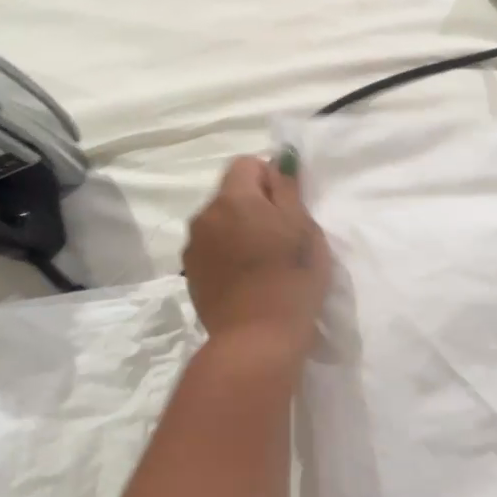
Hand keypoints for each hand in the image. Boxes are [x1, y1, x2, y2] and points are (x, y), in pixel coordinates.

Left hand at [183, 155, 329, 356]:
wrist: (257, 338)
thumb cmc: (292, 280)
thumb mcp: (304, 230)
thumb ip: (289, 190)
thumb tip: (280, 158)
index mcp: (234, 199)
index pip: (247, 164)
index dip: (272, 179)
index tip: (292, 209)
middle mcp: (205, 215)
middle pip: (232, 194)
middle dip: (256, 207)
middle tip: (284, 238)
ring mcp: (194, 247)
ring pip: (222, 224)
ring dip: (242, 232)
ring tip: (266, 263)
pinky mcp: (192, 275)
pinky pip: (214, 250)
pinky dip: (231, 256)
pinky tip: (250, 280)